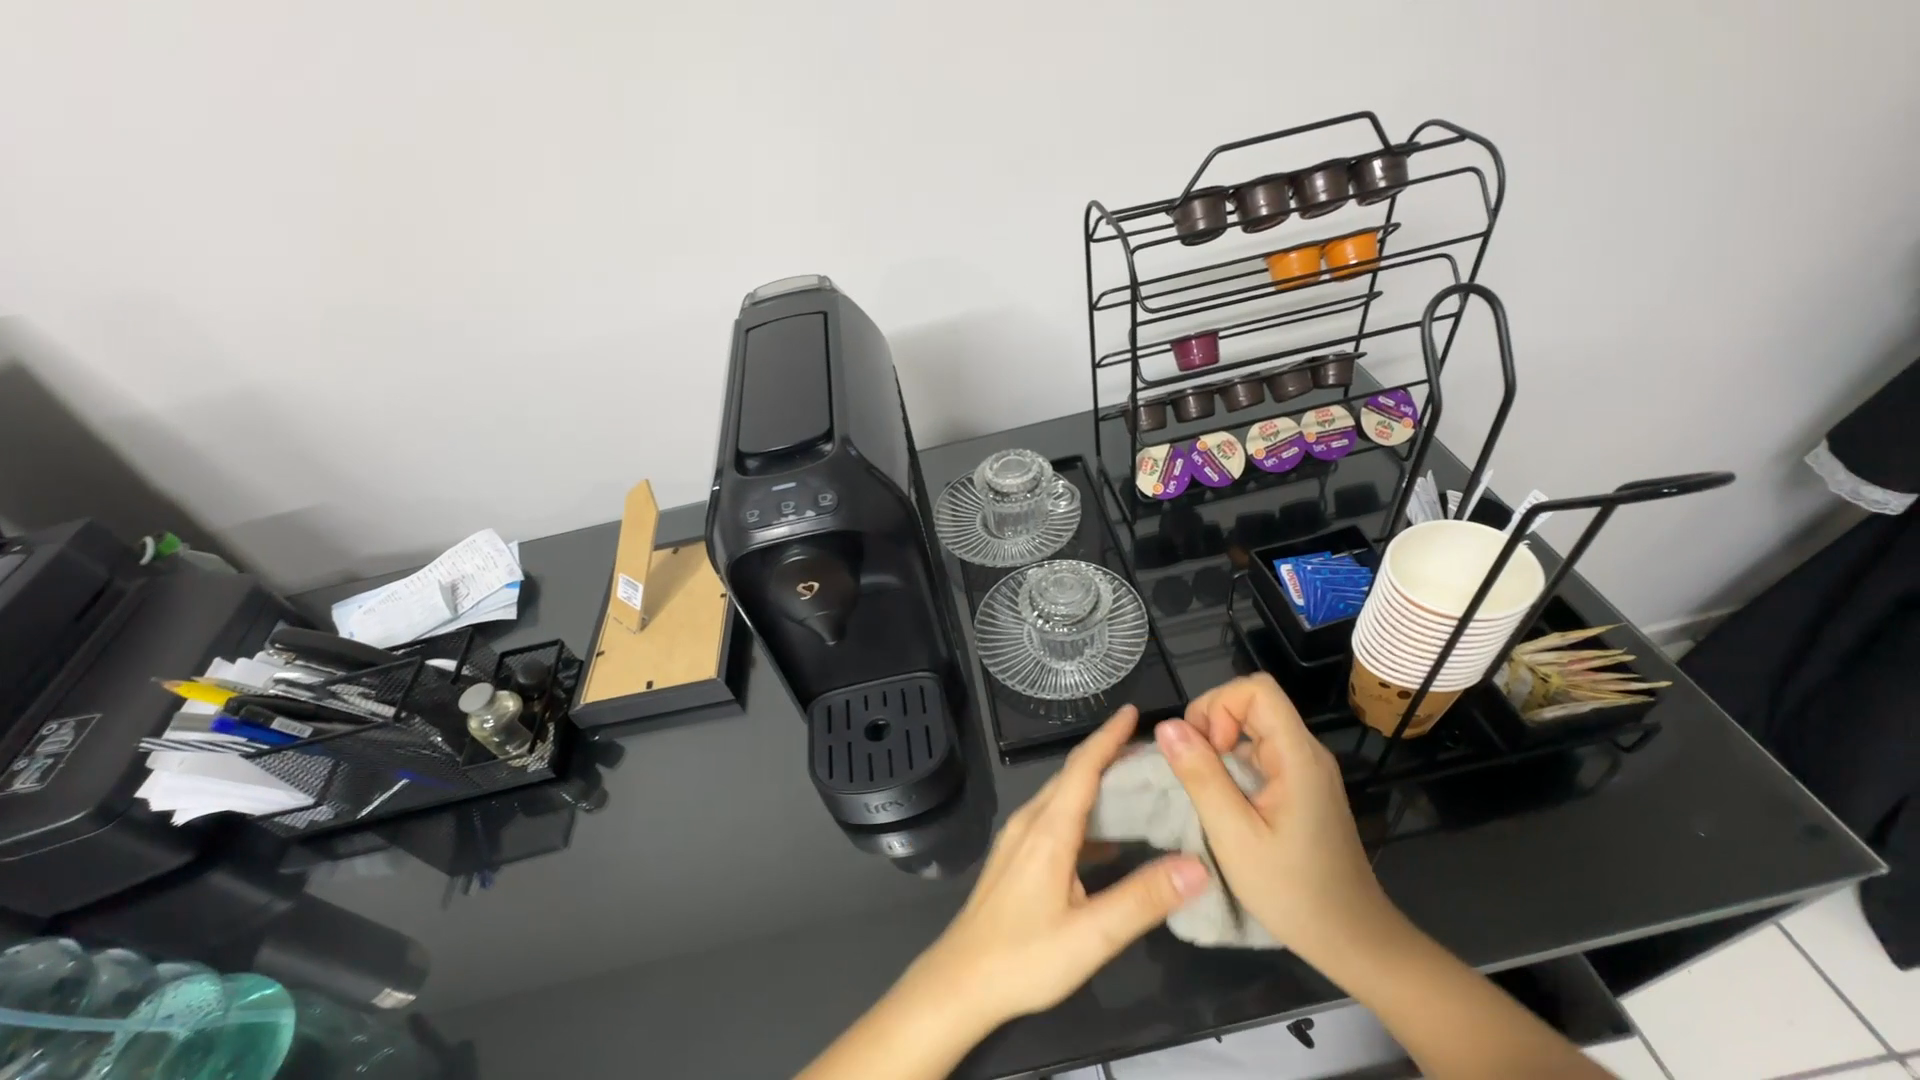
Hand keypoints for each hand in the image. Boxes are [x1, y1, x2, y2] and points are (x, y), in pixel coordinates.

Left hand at [904, 706, 1210, 1029]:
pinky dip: (1084, 815)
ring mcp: (1017, 842)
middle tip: (1152, 751)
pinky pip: (1053, 820)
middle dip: (1108, 755)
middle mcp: (1030, 825)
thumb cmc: (1024, 958)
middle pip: (1072, 777)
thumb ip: (1144, 899)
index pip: (1082, 768)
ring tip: (1137, 786)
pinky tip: (1107, 839)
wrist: (961, 983)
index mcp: (1048, 831)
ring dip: (1096, 785)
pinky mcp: (1014, 860)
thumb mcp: (1092, 935)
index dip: (1108, 737)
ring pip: (1061, 798)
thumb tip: (1198, 865)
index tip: (1134, 711)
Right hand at [1154, 675, 1398, 964]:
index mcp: (1297, 757)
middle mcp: (1307, 753)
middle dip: (1214, 722)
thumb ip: (1201, 776)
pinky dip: (1234, 764)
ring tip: (1206, 788)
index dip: (1220, 706)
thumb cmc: (1291, 890)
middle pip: (1255, 702)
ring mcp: (1307, 771)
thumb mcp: (1234, 836)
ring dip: (1221, 745)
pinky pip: (1262, 754)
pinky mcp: (1303, 789)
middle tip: (1195, 769)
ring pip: (1256, 728)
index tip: (1206, 750)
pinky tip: (1224, 801)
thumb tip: (1167, 726)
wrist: (1351, 938)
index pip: (1256, 690)